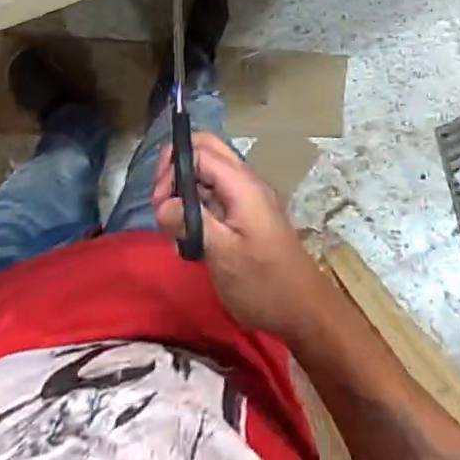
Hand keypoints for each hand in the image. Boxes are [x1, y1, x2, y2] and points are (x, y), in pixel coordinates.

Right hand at [152, 131, 331, 338]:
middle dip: (177, 168)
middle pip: (207, 150)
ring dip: (185, 190)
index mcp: (242, 184)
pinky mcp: (244, 214)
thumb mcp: (223, 254)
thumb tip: (162, 205)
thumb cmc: (263, 282)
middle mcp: (245, 182)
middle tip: (161, 203)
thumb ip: (191, 223)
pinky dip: (196, 206)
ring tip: (172, 226)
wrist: (301, 308)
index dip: (174, 167)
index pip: (201, 151)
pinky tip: (187, 236)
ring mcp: (246, 197)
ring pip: (209, 173)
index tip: (157, 201)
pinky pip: (215, 195)